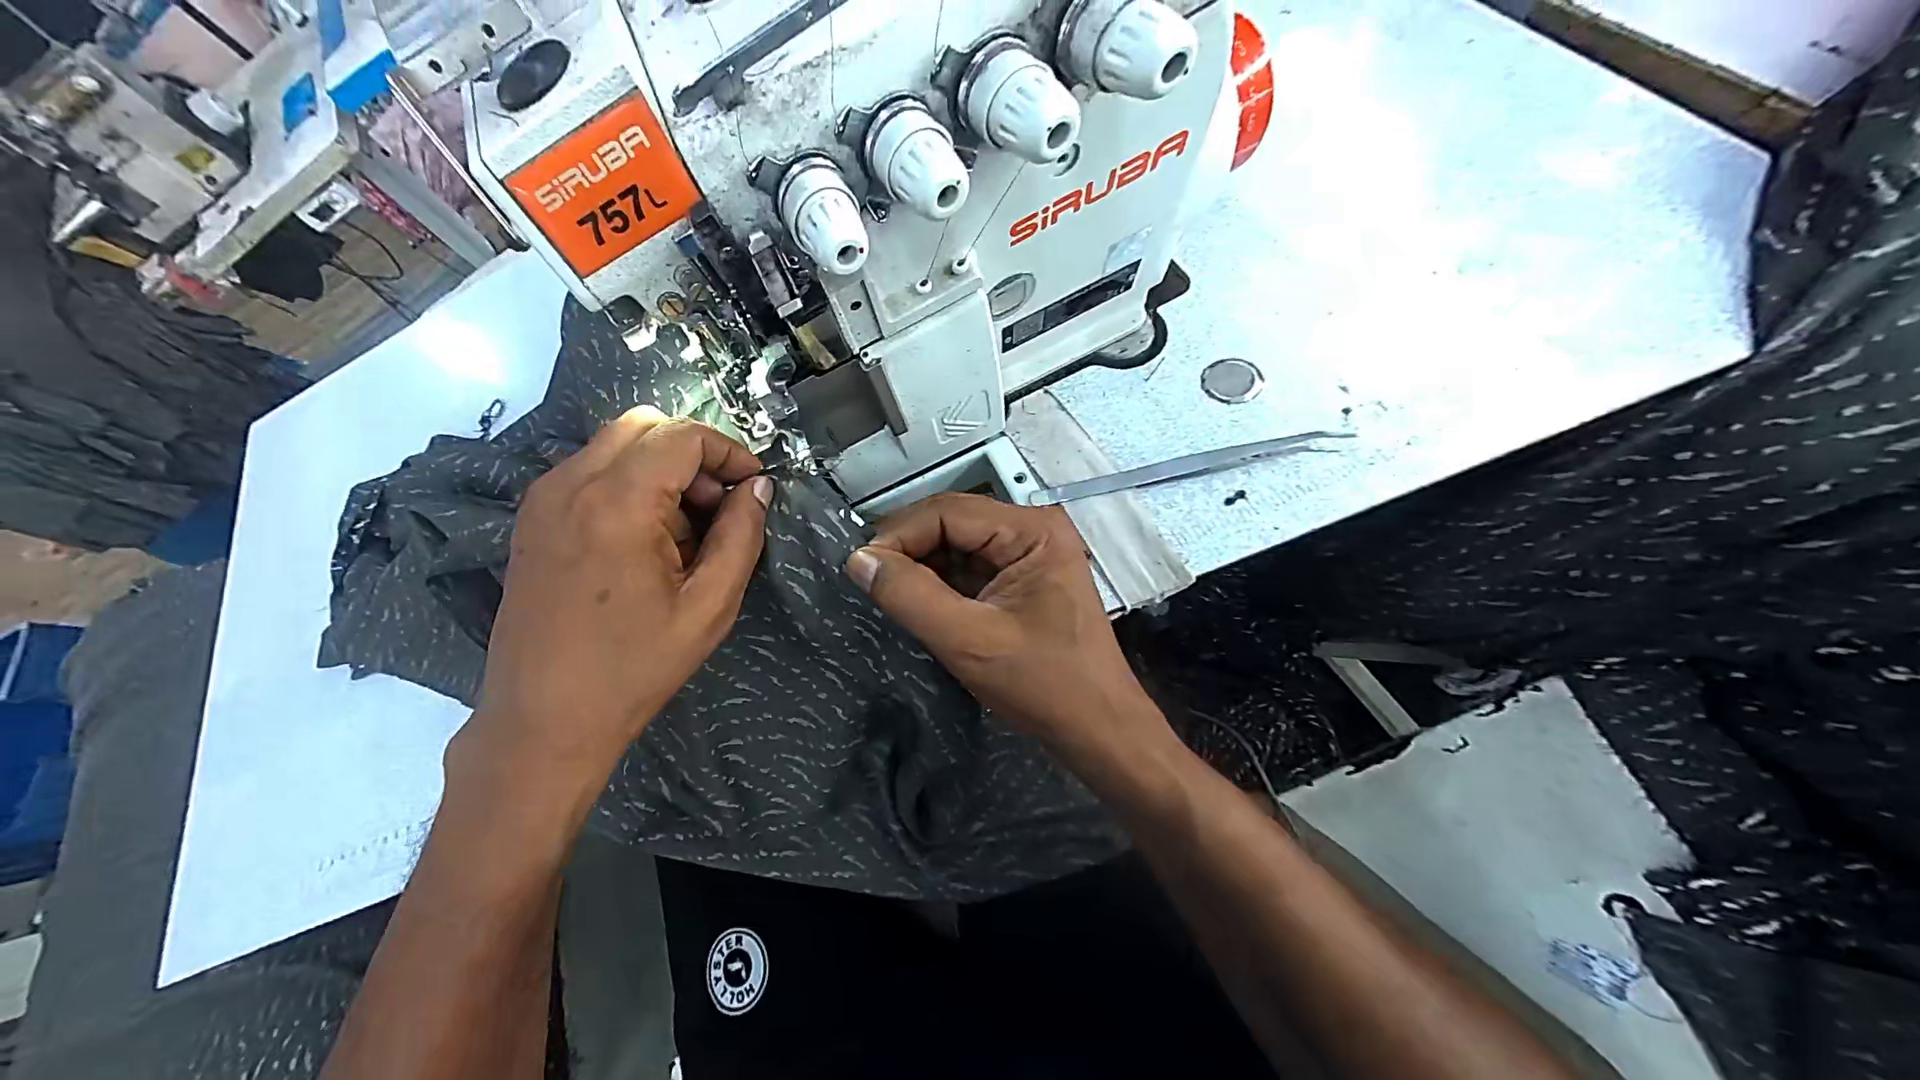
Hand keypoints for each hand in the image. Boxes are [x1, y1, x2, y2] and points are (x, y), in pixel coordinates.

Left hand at [466, 406, 771, 784]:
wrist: (543, 719)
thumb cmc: (635, 667)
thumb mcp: (709, 605)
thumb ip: (741, 535)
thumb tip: (757, 488)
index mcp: (618, 503)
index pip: (683, 436)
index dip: (729, 452)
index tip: (754, 488)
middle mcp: (571, 484)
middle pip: (645, 425)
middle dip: (694, 454)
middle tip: (719, 506)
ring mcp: (543, 499)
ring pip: (616, 445)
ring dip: (662, 469)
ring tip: (686, 531)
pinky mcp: (532, 520)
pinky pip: (590, 473)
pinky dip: (630, 485)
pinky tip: (647, 540)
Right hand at [845, 493, 1165, 767]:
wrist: (1099, 727)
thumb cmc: (1044, 684)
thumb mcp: (968, 641)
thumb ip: (909, 596)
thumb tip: (859, 561)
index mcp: (1033, 530)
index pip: (947, 510)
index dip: (899, 534)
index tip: (863, 569)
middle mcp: (1034, 530)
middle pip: (953, 522)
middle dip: (909, 550)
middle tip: (873, 582)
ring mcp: (1031, 555)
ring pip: (958, 545)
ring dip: (922, 568)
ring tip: (891, 595)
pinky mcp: (1024, 580)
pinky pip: (971, 569)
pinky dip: (942, 584)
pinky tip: (921, 604)